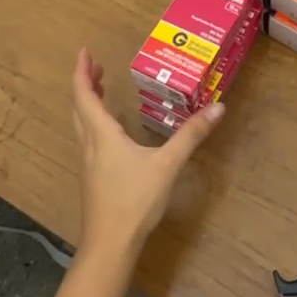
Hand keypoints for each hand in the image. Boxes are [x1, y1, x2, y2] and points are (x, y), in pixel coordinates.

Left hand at [70, 48, 223, 260]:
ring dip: (88, 103)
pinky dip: (94, 122)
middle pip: (79, 107)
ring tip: (101, 90)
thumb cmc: (134, 200)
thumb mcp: (168, 165)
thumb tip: (217, 108)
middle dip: (86, 84)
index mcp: (102, 134)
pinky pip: (88, 139)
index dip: (82, 72)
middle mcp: (90, 144)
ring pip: (81, 124)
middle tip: (97, 66)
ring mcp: (88, 163)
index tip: (85, 51)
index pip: (84, 95)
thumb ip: (191, 135)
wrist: (110, 245)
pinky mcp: (92, 178)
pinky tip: (111, 131)